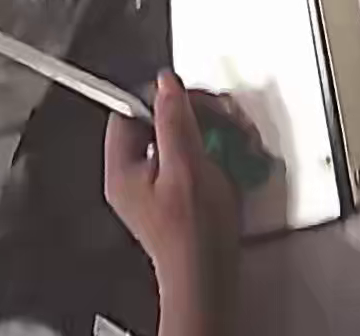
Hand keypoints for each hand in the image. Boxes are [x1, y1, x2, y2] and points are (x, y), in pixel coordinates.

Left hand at [105, 72, 239, 320]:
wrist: (211, 277)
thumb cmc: (194, 234)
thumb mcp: (184, 166)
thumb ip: (173, 120)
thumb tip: (165, 82)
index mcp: (124, 167)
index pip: (129, 110)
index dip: (157, 97)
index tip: (187, 95)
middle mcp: (135, 171)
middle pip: (159, 116)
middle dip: (195, 110)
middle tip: (220, 115)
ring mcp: (158, 178)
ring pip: (180, 128)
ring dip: (212, 124)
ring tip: (235, 133)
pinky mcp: (179, 183)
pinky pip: (193, 146)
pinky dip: (214, 142)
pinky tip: (233, 149)